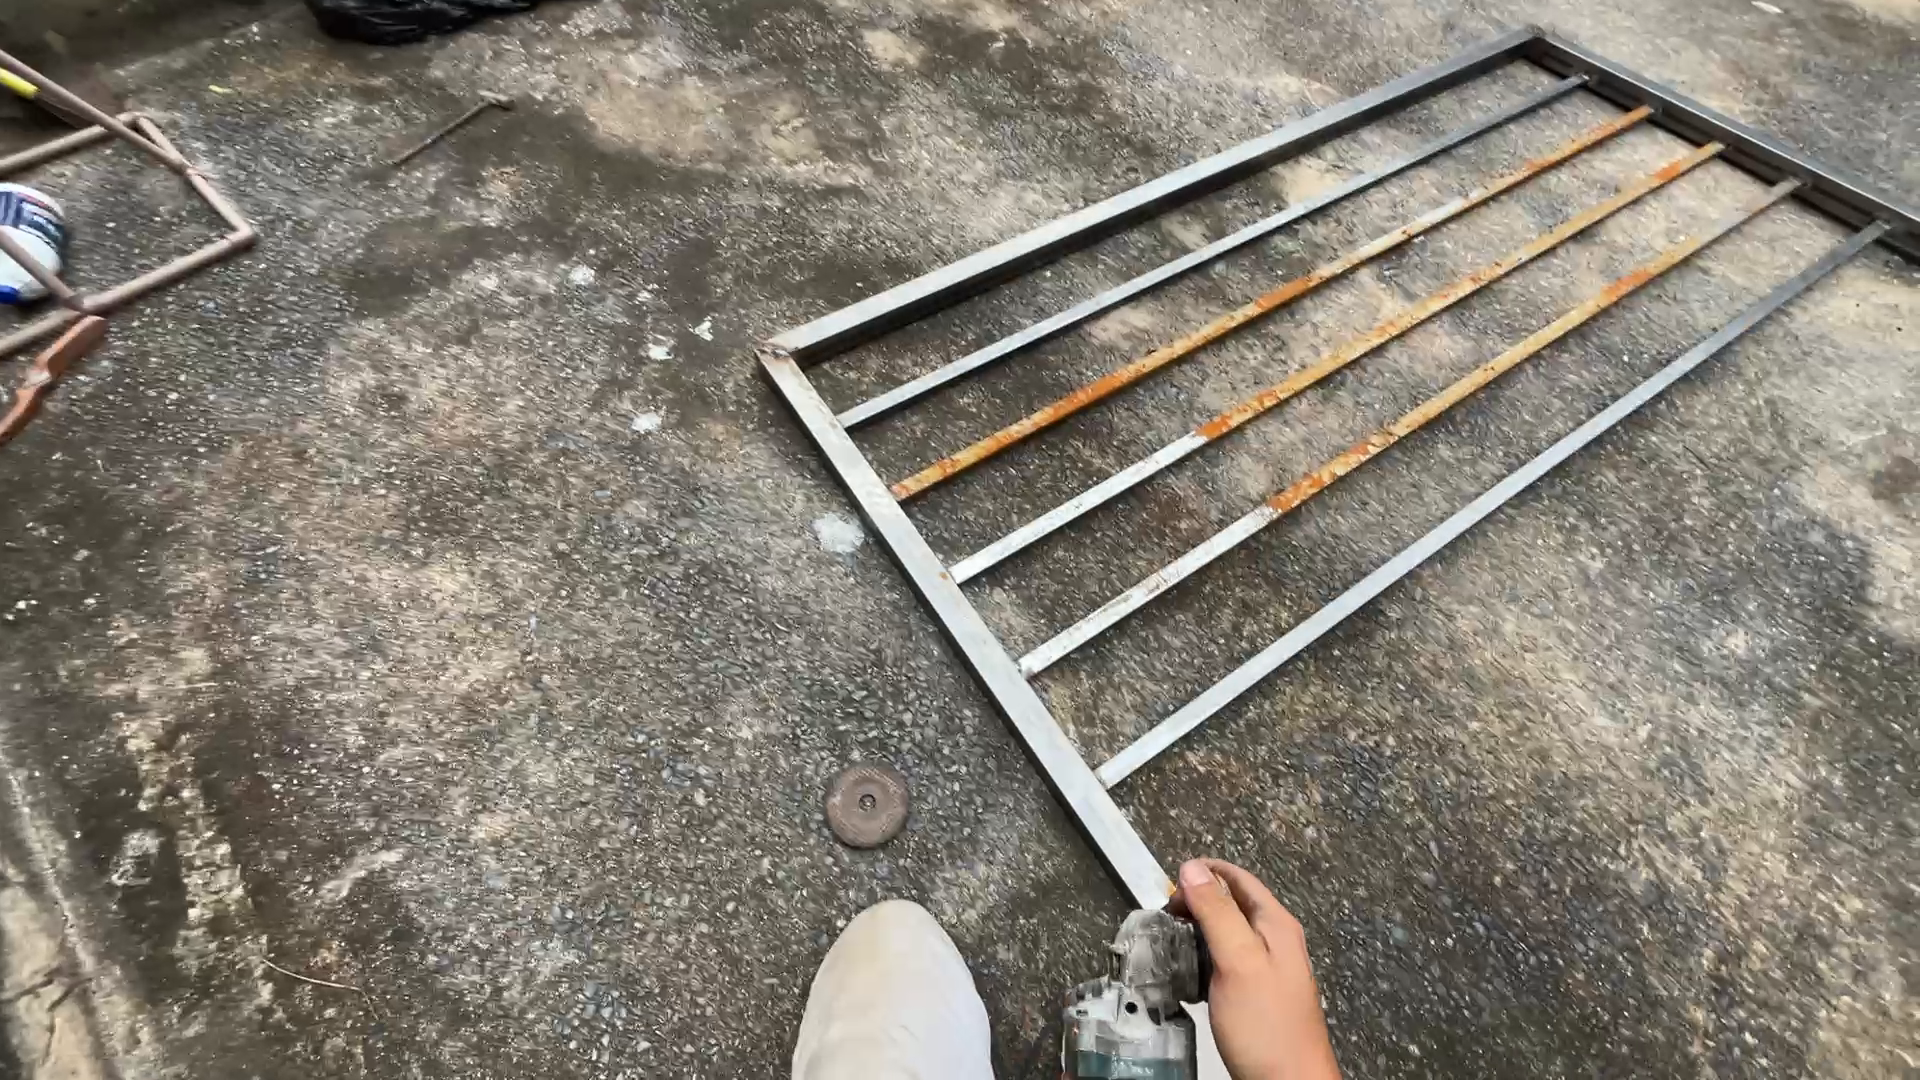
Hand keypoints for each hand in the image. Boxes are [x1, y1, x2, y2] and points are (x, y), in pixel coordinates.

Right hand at [1169, 859, 1341, 1079]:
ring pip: (1225, 930)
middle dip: (1195, 902)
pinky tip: (1188, 972)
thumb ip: (1215, 911)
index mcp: (1275, 924)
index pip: (1236, 877)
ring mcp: (1265, 967)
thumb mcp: (1237, 960)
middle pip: (1230, 902)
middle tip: (1168, 919)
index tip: (1171, 889)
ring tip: (1172, 943)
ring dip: (1197, 929)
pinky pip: (1224, 958)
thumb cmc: (1265, 1025)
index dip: (1203, 874)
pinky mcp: (1254, 991)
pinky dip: (1203, 956)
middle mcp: (1273, 939)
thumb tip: (1190, 867)